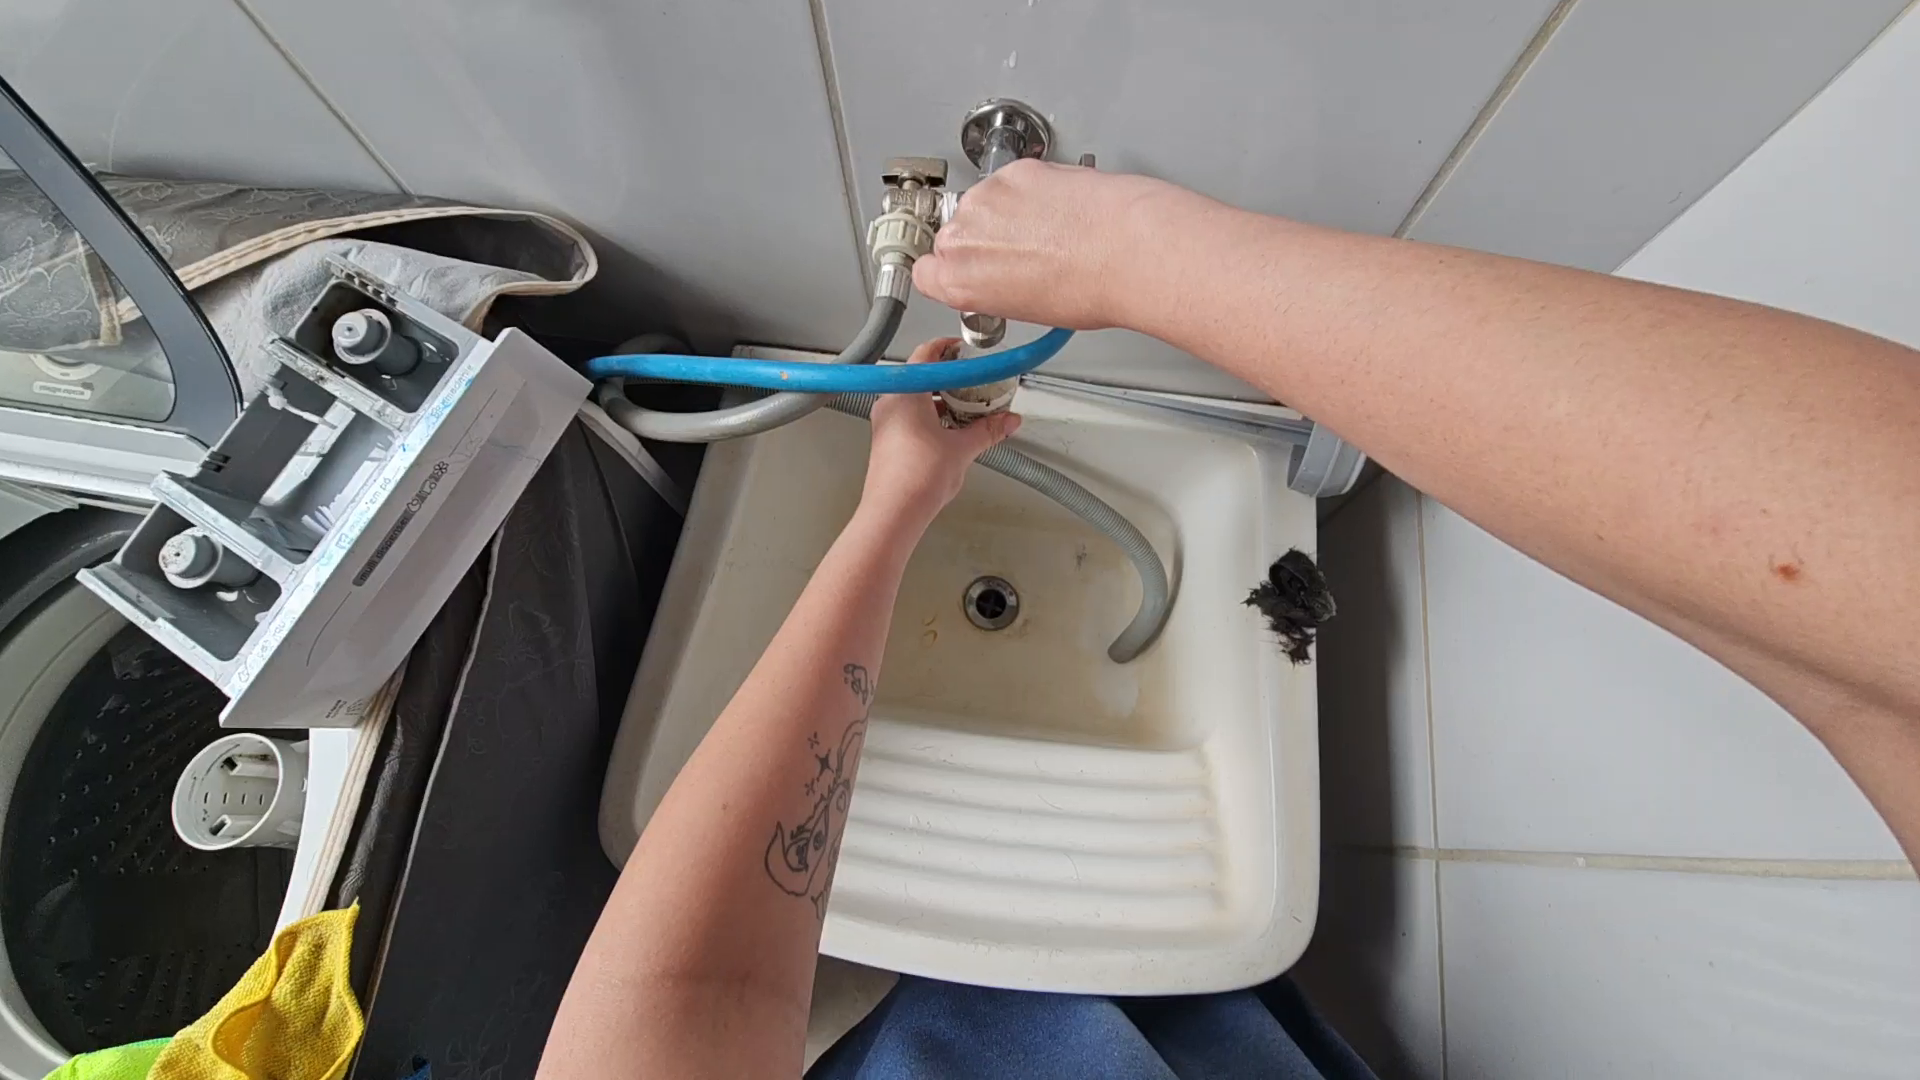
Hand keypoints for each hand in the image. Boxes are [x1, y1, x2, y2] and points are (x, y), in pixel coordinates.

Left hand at [860, 338, 1021, 528]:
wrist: (894, 512)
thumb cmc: (917, 477)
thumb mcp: (962, 448)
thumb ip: (988, 430)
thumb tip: (1007, 421)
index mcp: (906, 392)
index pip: (927, 353)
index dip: (949, 348)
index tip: (966, 350)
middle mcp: (890, 402)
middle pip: (922, 377)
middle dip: (951, 379)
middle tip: (974, 383)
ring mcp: (885, 422)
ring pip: (916, 399)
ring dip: (942, 401)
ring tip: (967, 410)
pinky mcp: (886, 441)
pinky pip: (910, 418)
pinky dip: (930, 417)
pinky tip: (950, 431)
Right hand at [911, 160, 1183, 329]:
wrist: (1127, 249)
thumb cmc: (1088, 289)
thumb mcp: (1027, 311)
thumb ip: (994, 290)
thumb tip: (1000, 280)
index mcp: (959, 281)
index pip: (927, 273)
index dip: (950, 274)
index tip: (968, 273)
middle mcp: (964, 236)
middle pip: (952, 236)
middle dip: (980, 244)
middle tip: (1017, 257)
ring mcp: (988, 197)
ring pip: (981, 205)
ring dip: (1004, 216)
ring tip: (1043, 234)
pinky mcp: (1016, 170)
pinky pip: (1009, 183)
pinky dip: (1028, 194)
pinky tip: (1055, 212)